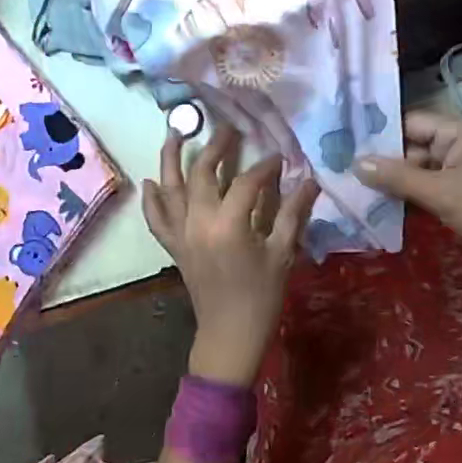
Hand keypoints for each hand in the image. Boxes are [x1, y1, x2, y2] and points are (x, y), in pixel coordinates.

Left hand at [143, 127, 318, 386]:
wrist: (230, 334)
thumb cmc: (261, 297)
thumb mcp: (282, 254)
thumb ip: (292, 214)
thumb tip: (310, 181)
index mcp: (229, 225)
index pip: (246, 182)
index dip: (265, 167)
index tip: (280, 158)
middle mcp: (198, 222)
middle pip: (202, 173)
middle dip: (217, 146)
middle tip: (230, 128)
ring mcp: (181, 234)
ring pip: (170, 188)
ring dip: (171, 158)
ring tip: (176, 132)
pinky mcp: (174, 246)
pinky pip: (156, 219)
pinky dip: (152, 199)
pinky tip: (151, 181)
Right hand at [357, 110, 461, 277]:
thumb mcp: (443, 193)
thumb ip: (398, 177)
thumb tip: (356, 163)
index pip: (412, 123)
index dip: (380, 135)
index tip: (344, 146)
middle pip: (414, 148)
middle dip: (384, 164)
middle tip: (344, 175)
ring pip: (421, 171)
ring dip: (395, 184)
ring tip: (355, 192)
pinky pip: (432, 189)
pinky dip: (411, 198)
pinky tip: (382, 208)